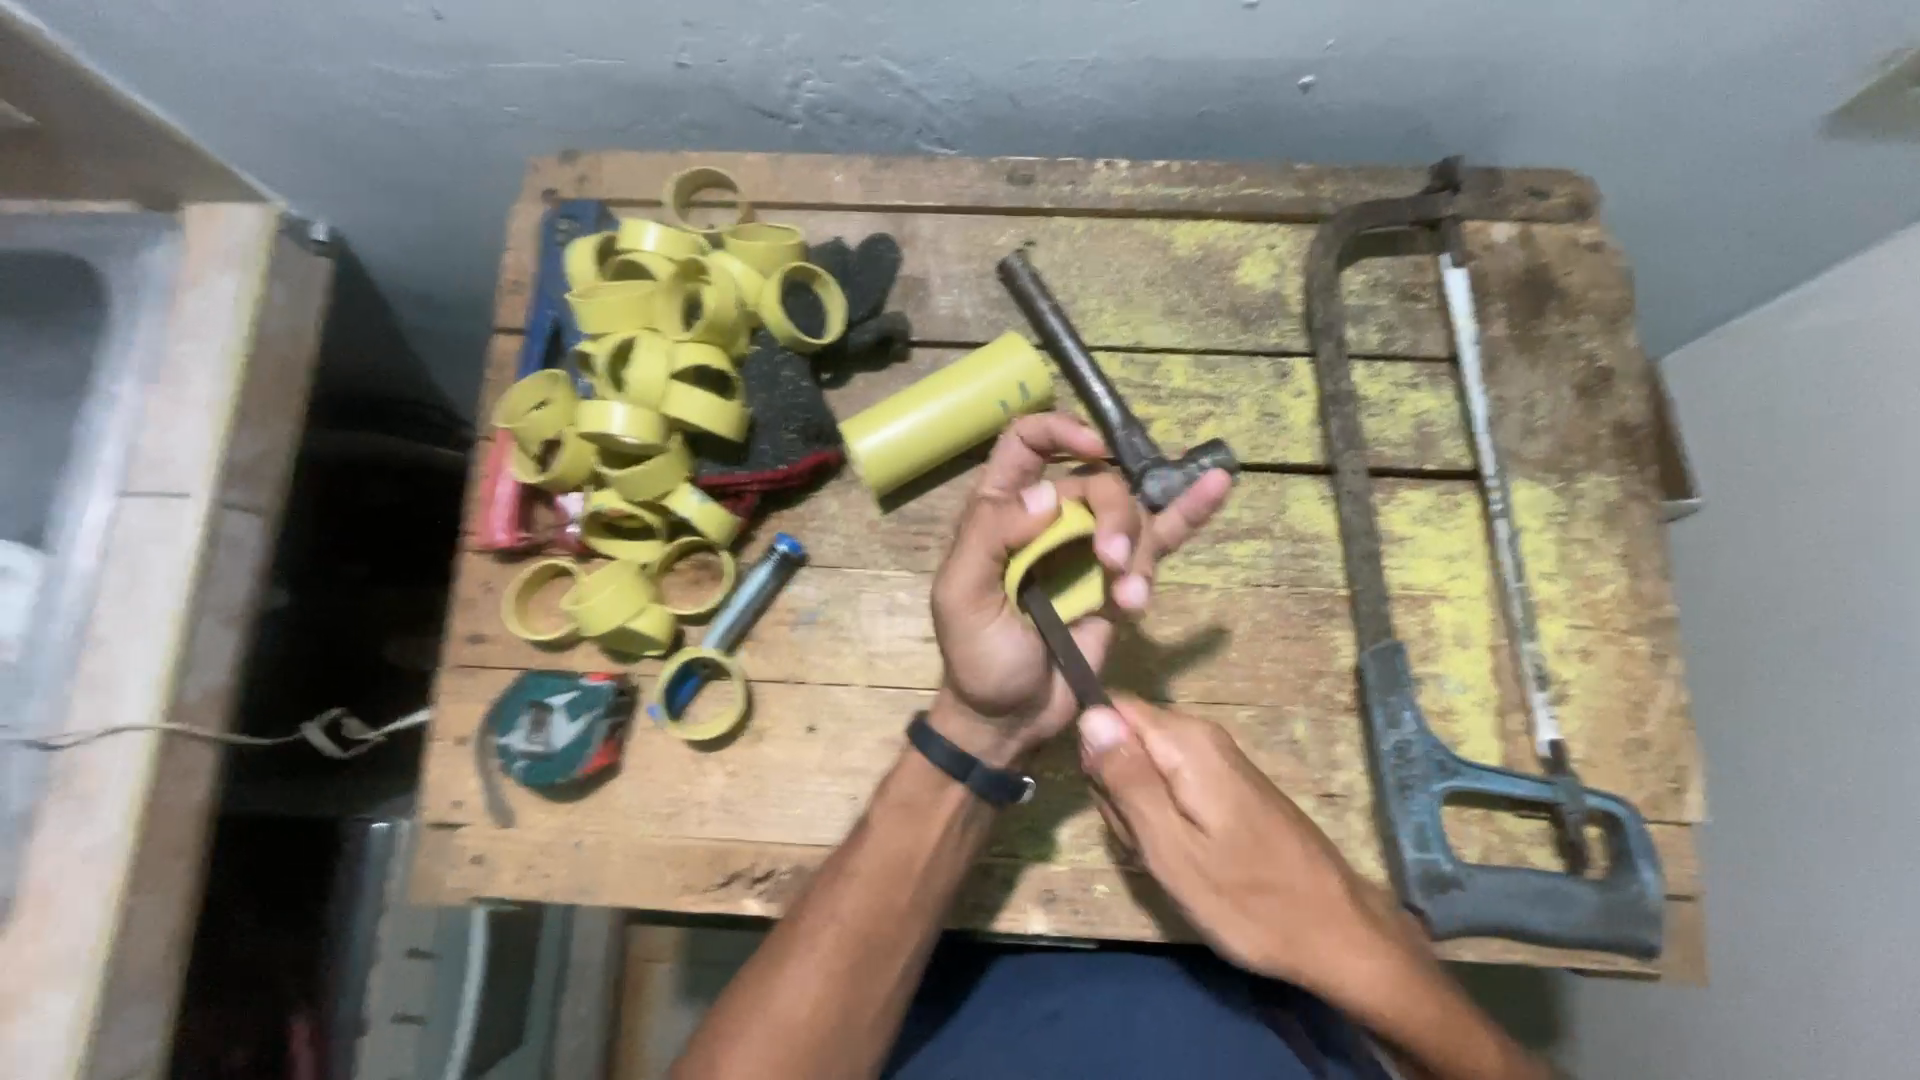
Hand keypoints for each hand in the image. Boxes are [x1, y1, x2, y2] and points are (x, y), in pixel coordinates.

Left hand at [928, 414, 1232, 765]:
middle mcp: (1048, 520)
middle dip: (1112, 516)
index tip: (1092, 449)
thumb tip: (1048, 493)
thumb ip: (991, 537)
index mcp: (1000, 512)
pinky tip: (1216, 486)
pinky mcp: (1119, 581)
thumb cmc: (977, 657)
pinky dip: (1189, 512)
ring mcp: (1087, 549)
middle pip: (1095, 481)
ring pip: (1132, 515)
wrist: (1012, 716)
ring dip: (1140, 550)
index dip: (1058, 431)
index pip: (1025, 444)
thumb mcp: (961, 595)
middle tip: (1112, 564)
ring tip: (1131, 598)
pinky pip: (1161, 539)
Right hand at [1078, 696, 1429, 999]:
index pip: (1110, 709)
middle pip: (1126, 740)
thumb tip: (1089, 714)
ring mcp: (1218, 761)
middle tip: (1148, 843)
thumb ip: (1127, 777)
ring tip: (1170, 857)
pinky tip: (1187, 859)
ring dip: (1141, 813)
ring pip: (1145, 768)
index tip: (1112, 801)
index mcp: (1186, 742)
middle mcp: (1202, 737)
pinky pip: (1172, 787)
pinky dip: (1167, 823)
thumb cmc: (1249, 899)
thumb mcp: (1171, 848)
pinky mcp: (1227, 786)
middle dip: (1120, 790)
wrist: (1339, 934)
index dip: (1096, 752)